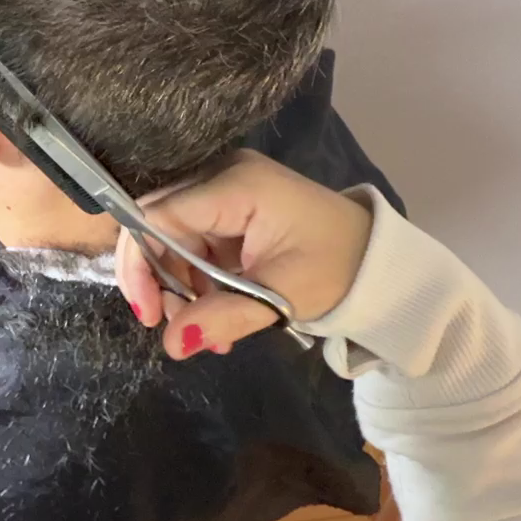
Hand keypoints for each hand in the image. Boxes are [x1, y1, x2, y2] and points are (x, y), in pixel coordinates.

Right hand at [116, 151, 373, 359]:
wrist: (380, 259)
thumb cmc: (340, 268)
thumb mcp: (282, 297)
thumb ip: (224, 317)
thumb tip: (172, 345)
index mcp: (237, 187)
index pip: (158, 215)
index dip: (140, 263)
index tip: (149, 313)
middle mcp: (220, 176)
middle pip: (156, 223)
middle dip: (156, 279)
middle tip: (170, 325)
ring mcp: (222, 187)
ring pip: (168, 235)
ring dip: (175, 284)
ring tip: (202, 328)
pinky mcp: (225, 205)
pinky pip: (188, 239)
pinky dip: (192, 277)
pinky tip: (211, 310)